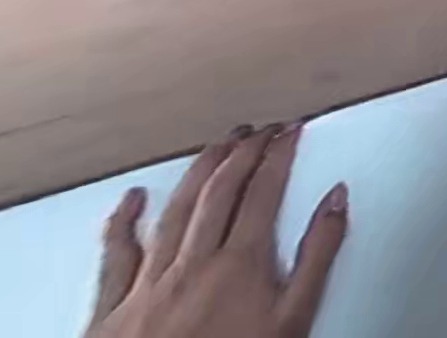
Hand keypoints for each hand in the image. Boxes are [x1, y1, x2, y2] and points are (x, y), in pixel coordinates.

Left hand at [84, 125, 347, 337]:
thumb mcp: (294, 319)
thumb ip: (319, 254)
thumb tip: (337, 196)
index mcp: (240, 262)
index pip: (264, 188)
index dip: (280, 152)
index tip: (292, 129)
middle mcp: (193, 263)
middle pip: (221, 189)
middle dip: (244, 150)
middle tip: (261, 129)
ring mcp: (147, 285)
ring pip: (176, 210)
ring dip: (201, 168)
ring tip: (219, 143)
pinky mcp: (110, 312)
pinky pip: (115, 258)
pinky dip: (123, 223)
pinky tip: (133, 197)